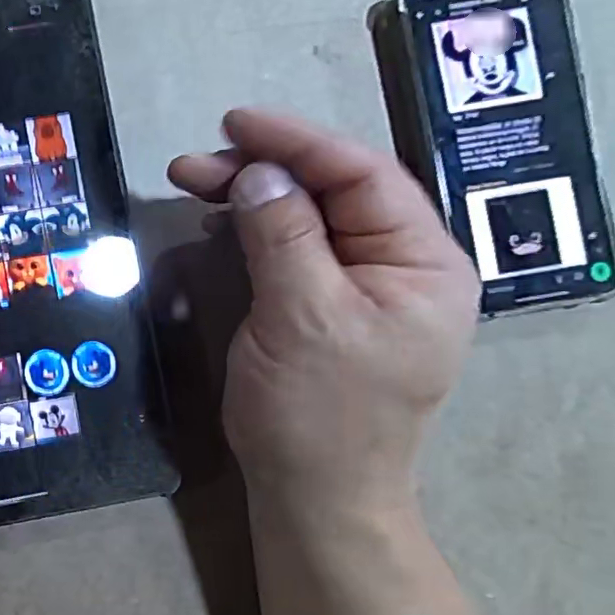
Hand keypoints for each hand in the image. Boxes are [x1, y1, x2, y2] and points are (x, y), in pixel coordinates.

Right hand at [167, 110, 479, 503]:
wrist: (315, 491)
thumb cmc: (317, 411)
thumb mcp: (301, 316)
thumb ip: (283, 237)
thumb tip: (257, 172)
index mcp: (421, 262)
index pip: (362, 176)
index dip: (297, 142)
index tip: (235, 123)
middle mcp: (399, 266)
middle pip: (332, 193)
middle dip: (264, 170)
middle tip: (194, 164)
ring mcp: (361, 288)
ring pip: (308, 219)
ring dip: (252, 196)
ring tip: (195, 182)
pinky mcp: (324, 308)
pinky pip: (293, 252)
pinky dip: (255, 230)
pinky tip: (224, 218)